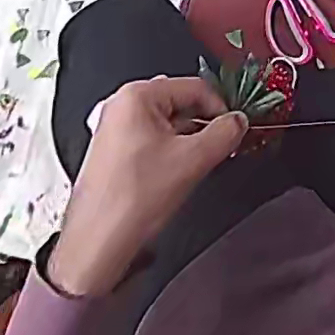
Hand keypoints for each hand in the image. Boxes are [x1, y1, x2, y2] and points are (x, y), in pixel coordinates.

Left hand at [49, 77, 247, 296]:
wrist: (95, 247)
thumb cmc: (135, 199)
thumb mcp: (194, 159)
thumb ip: (226, 132)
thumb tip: (239, 121)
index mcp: (137, 96)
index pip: (196, 88)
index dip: (221, 108)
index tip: (234, 129)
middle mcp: (122, 104)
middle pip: (183, 102)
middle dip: (205, 124)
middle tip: (220, 146)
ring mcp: (115, 127)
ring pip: (170, 122)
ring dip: (191, 139)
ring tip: (199, 163)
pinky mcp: (114, 149)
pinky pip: (155, 137)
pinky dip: (173, 149)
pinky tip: (179, 172)